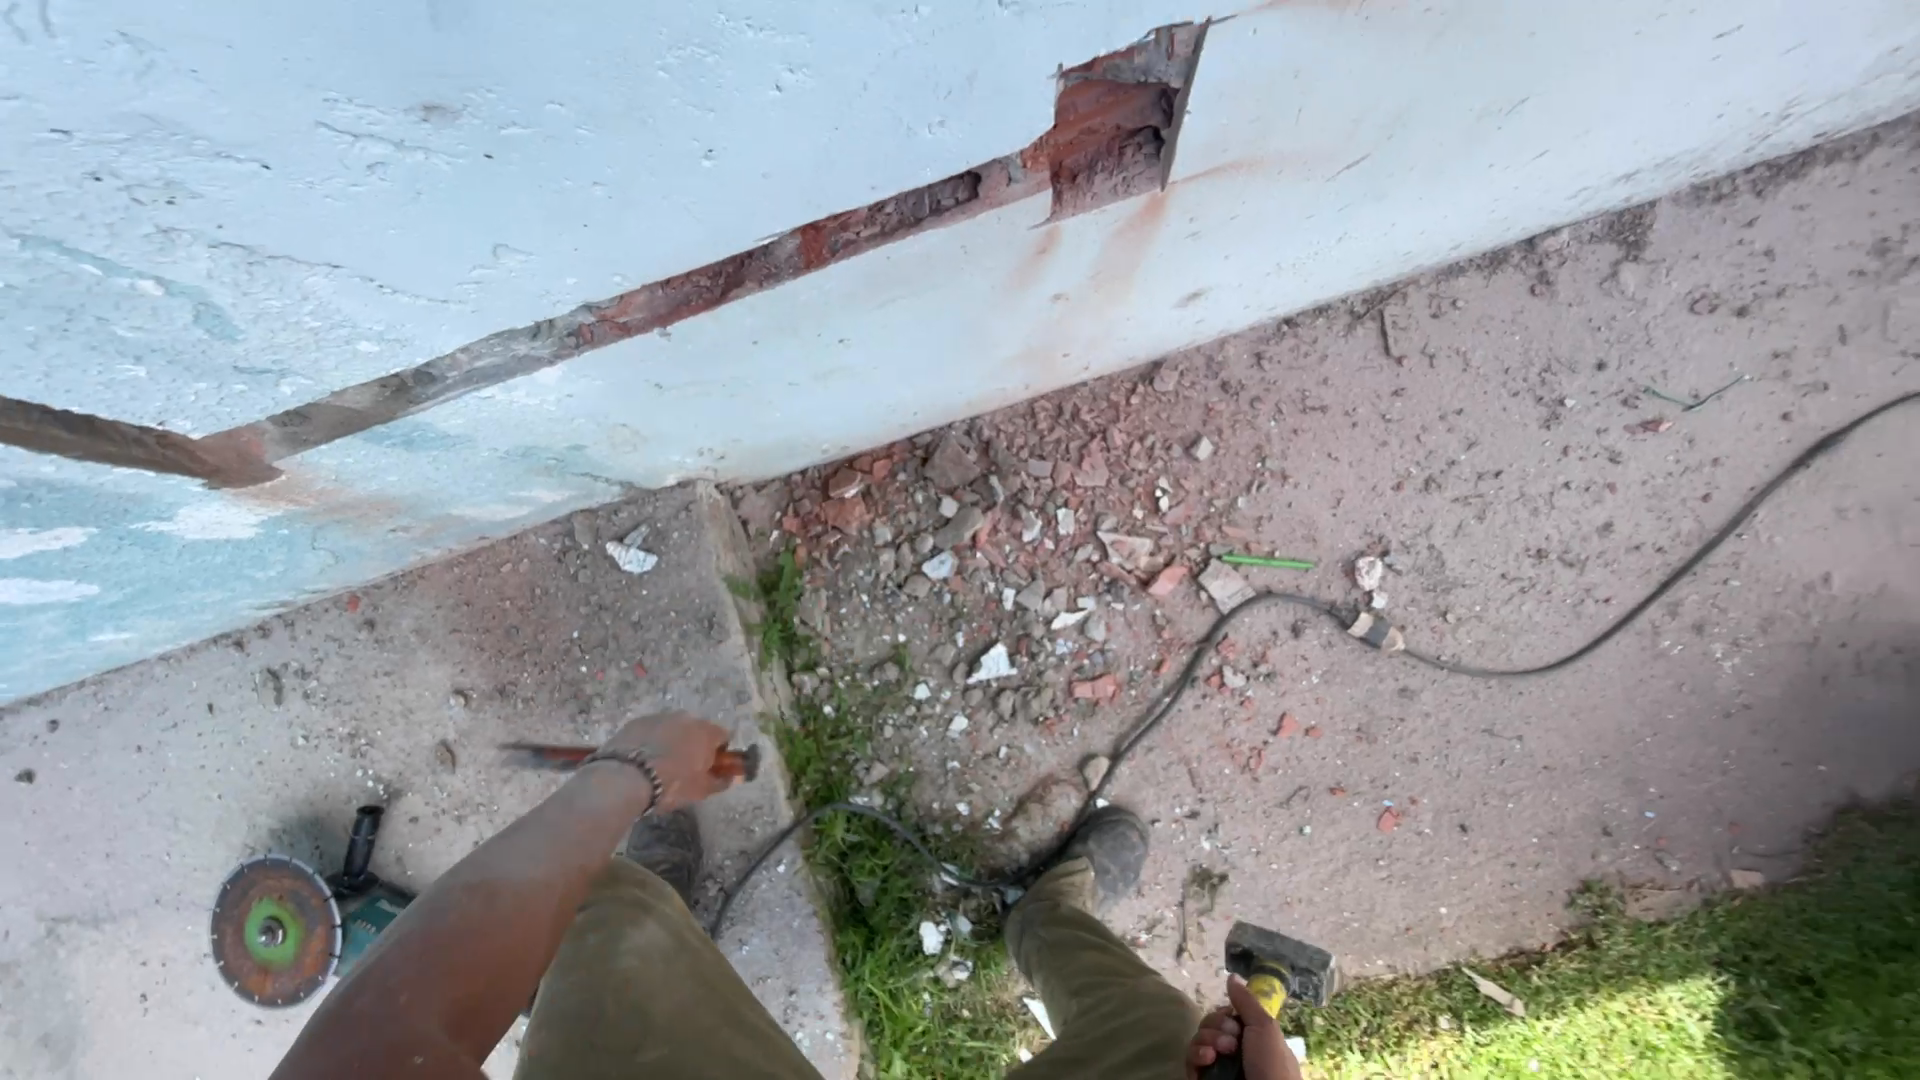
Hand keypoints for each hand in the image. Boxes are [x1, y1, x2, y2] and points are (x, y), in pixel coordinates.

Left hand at [597, 711, 736, 811]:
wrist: (625, 778)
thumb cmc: (671, 784)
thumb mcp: (701, 790)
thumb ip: (720, 781)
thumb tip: (729, 778)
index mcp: (707, 732)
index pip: (723, 736)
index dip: (718, 752)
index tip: (710, 767)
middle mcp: (687, 718)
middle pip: (697, 730)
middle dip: (694, 745)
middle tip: (684, 768)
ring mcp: (660, 717)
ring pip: (673, 728)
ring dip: (671, 741)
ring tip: (659, 765)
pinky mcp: (637, 721)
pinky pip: (651, 730)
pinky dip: (650, 741)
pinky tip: (641, 760)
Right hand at [1186, 975, 1302, 1079]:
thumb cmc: (1273, 1068)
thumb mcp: (1265, 1029)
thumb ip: (1246, 1002)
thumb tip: (1232, 976)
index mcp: (1252, 1040)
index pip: (1226, 1016)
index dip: (1225, 1014)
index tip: (1233, 1019)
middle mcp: (1234, 1052)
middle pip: (1209, 1024)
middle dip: (1216, 1026)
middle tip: (1230, 1040)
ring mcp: (1219, 1068)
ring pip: (1198, 1039)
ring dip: (1207, 1040)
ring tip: (1218, 1053)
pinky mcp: (1204, 1079)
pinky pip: (1190, 1059)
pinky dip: (1196, 1055)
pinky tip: (1207, 1059)